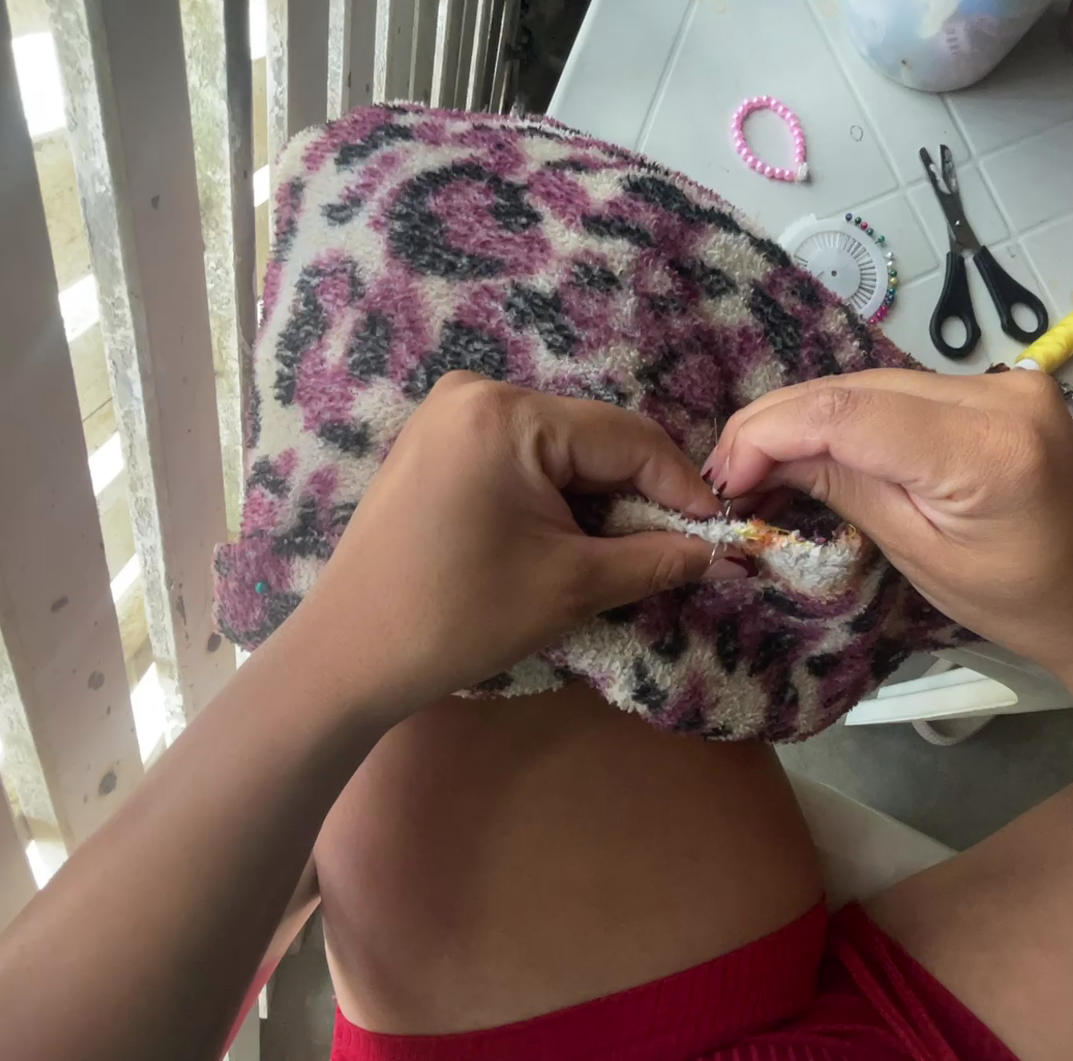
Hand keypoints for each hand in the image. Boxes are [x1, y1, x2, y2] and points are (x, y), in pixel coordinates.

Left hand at [282, 372, 743, 718]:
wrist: (349, 656)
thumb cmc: (459, 617)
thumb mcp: (572, 586)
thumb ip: (657, 560)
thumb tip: (723, 555)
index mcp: (509, 414)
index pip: (627, 438)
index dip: (681, 487)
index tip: (718, 533)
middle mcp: (477, 393)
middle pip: (592, 441)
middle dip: (635, 498)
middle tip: (669, 550)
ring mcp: (449, 416)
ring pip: (559, 452)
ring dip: (597, 500)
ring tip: (617, 553)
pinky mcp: (437, 444)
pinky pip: (520, 459)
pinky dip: (554, 497)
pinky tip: (562, 540)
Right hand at [702, 369, 1072, 675]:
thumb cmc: (1015, 601)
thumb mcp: (917, 554)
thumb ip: (843, 488)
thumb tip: (761, 458)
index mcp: (986, 451)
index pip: (849, 413)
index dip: (769, 433)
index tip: (723, 476)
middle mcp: (998, 393)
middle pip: (851, 388)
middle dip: (773, 424)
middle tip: (724, 470)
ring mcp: (1001, 380)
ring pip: (865, 383)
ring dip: (800, 418)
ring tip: (751, 461)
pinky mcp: (994, 384)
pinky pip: (894, 392)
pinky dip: (840, 416)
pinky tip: (805, 442)